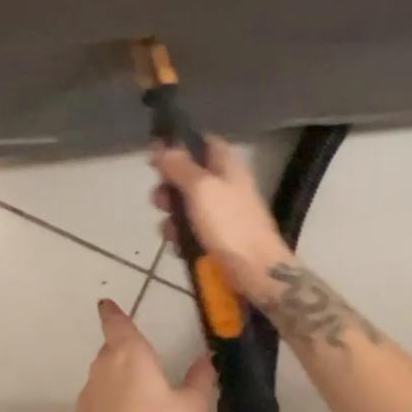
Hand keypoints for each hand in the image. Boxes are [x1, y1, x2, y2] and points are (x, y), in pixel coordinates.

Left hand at [64, 300, 215, 411]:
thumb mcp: (190, 409)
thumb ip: (200, 381)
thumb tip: (208, 360)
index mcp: (129, 354)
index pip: (116, 323)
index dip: (112, 312)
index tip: (105, 303)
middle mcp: (103, 367)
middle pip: (111, 349)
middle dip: (123, 349)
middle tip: (143, 360)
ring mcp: (87, 395)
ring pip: (103, 376)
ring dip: (117, 379)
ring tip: (139, 397)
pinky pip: (98, 401)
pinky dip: (110, 404)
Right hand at [151, 136, 295, 296]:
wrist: (255, 270)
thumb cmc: (229, 223)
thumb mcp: (200, 188)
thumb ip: (179, 166)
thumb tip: (162, 147)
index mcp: (227, 164)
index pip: (202, 141)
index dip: (179, 143)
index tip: (156, 151)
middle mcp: (225, 183)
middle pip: (189, 174)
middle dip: (169, 186)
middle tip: (159, 199)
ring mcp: (222, 211)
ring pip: (186, 204)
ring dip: (172, 215)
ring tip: (168, 229)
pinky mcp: (217, 236)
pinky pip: (191, 229)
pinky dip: (181, 235)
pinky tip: (177, 245)